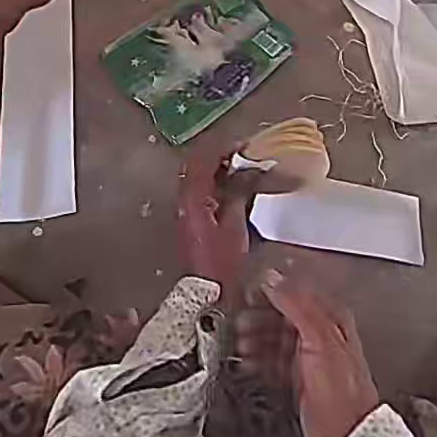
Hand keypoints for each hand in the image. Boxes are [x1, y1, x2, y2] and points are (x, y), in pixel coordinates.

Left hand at [177, 148, 257, 288]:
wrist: (208, 290)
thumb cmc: (222, 259)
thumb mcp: (235, 222)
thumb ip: (240, 191)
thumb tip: (251, 169)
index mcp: (193, 198)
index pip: (203, 161)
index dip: (224, 150)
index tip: (245, 147)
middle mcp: (185, 200)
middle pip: (199, 168)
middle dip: (223, 158)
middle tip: (247, 157)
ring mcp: (187, 210)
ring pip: (202, 180)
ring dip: (222, 171)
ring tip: (246, 170)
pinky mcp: (193, 219)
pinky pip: (204, 192)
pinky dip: (220, 185)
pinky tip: (238, 189)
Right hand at [238, 270, 379, 436]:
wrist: (346, 436)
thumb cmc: (343, 389)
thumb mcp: (320, 338)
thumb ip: (298, 306)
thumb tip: (276, 279)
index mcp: (332, 318)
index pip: (298, 293)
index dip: (273, 290)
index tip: (251, 291)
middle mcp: (321, 334)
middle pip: (284, 316)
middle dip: (260, 317)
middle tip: (240, 321)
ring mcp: (309, 357)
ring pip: (276, 338)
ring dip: (256, 338)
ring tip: (240, 342)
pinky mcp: (299, 378)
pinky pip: (274, 361)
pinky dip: (259, 359)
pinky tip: (248, 361)